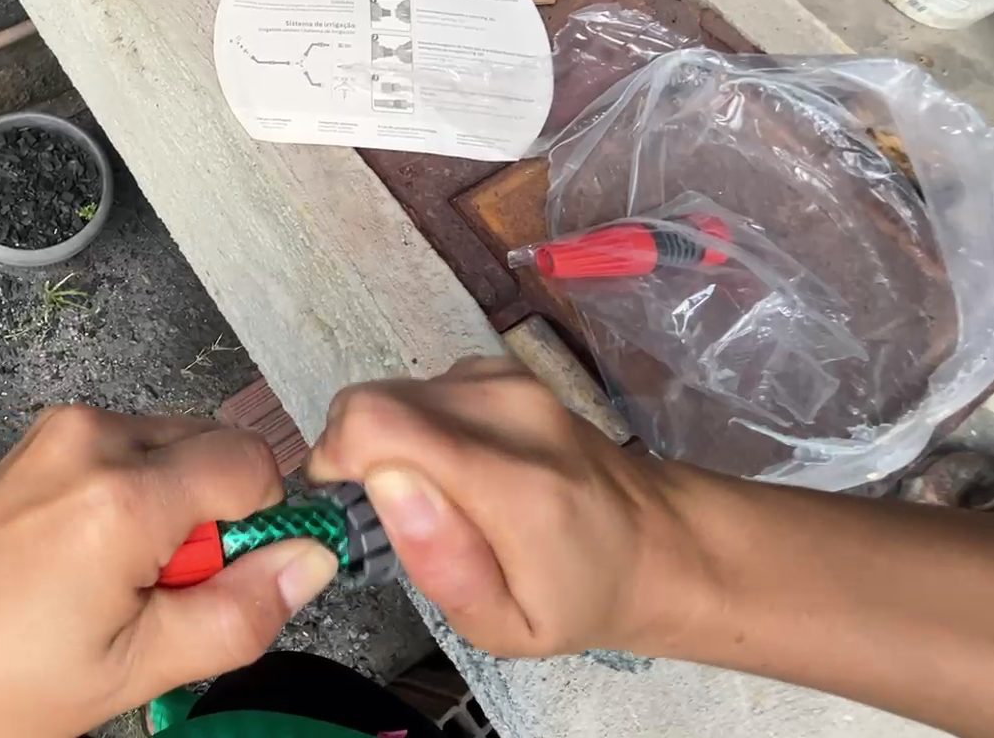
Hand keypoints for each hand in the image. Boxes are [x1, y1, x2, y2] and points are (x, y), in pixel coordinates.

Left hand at [0, 406, 338, 737]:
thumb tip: (312, 559)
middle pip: (212, 441)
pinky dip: (137, 480)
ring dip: (176, 494)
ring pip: (172, 438)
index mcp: (124, 496)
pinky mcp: (44, 430)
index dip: (263, 514)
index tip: (235, 568)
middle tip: (167, 580)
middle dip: (217, 506)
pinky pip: (128, 439)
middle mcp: (95, 436)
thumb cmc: (4, 680)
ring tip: (123, 567)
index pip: (249, 460)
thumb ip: (239, 612)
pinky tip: (92, 541)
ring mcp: (63, 425)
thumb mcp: (134, 669)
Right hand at [307, 359, 715, 657]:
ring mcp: (502, 377)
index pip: (377, 424)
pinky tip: (446, 460)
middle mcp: (505, 406)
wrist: (658, 539)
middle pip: (367, 401)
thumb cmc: (579, 595)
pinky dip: (408, 422)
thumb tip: (382, 480)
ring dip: (380, 439)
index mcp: (512, 478)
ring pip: (385, 392)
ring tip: (426, 489)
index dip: (335, 456)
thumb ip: (439, 562)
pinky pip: (414, 387)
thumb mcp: (506, 627)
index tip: (345, 500)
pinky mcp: (497, 365)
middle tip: (384, 506)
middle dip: (350, 451)